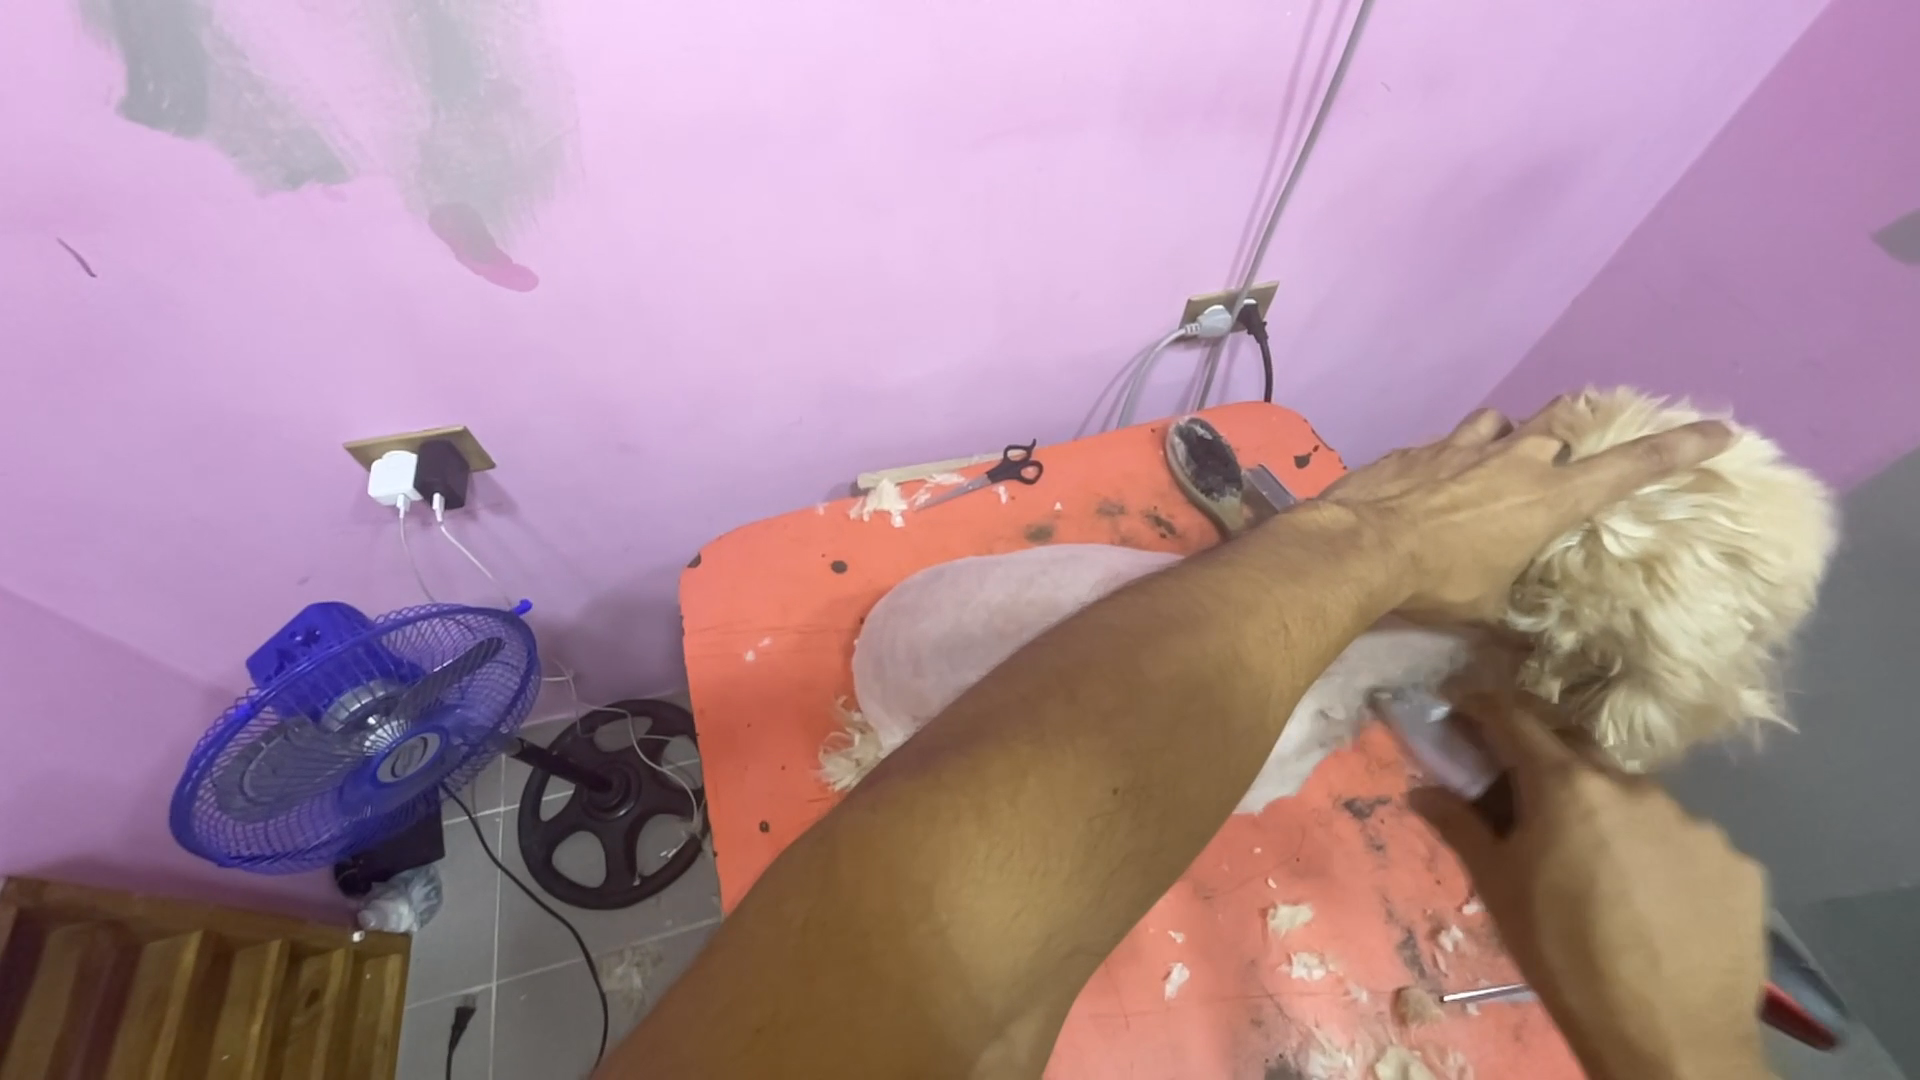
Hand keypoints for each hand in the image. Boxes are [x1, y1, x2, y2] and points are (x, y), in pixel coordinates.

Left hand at [1318, 398, 1732, 620]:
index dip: (1678, 447)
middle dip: (1574, 422)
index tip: (1716, 429)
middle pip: (1561, 419)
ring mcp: (1457, 448)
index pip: (1632, 466)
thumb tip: (1517, 649)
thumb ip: (1509, 614)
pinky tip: (1427, 477)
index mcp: (1550, 497)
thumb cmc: (1433, 582)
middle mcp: (1511, 461)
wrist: (1357, 548)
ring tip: (1493, 452)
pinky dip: (1443, 456)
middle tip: (1571, 435)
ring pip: (1497, 421)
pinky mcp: (1410, 450)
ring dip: (1502, 433)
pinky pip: (1439, 442)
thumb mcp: (1484, 608)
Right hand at [1412, 690, 1768, 1079]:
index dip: (1482, 704)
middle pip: (1573, 746)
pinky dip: (1652, 844)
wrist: (1667, 1036)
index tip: (1462, 705)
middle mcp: (1632, 787)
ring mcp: (1695, 823)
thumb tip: (1421, 790)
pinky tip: (1645, 887)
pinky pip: (1681, 835)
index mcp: (1564, 784)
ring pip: (1631, 794)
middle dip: (1540, 755)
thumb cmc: (1557, 946)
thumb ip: (1456, 823)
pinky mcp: (1738, 863)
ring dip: (1601, 806)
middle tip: (1519, 789)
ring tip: (1590, 855)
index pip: (1514, 716)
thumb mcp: (1493, 882)